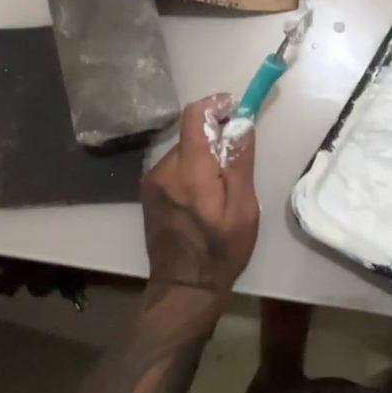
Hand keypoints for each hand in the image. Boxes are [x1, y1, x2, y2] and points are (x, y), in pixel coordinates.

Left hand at [142, 95, 260, 292]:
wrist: (184, 288)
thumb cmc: (221, 250)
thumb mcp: (243, 207)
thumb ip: (239, 162)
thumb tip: (242, 122)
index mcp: (188, 171)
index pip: (194, 116)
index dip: (216, 104)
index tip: (236, 108)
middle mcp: (163, 169)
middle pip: (191, 133)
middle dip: (216, 135)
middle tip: (239, 156)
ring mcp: (151, 181)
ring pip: (183, 150)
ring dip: (204, 154)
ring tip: (223, 184)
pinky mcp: (148, 192)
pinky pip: (174, 166)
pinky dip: (192, 168)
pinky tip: (205, 194)